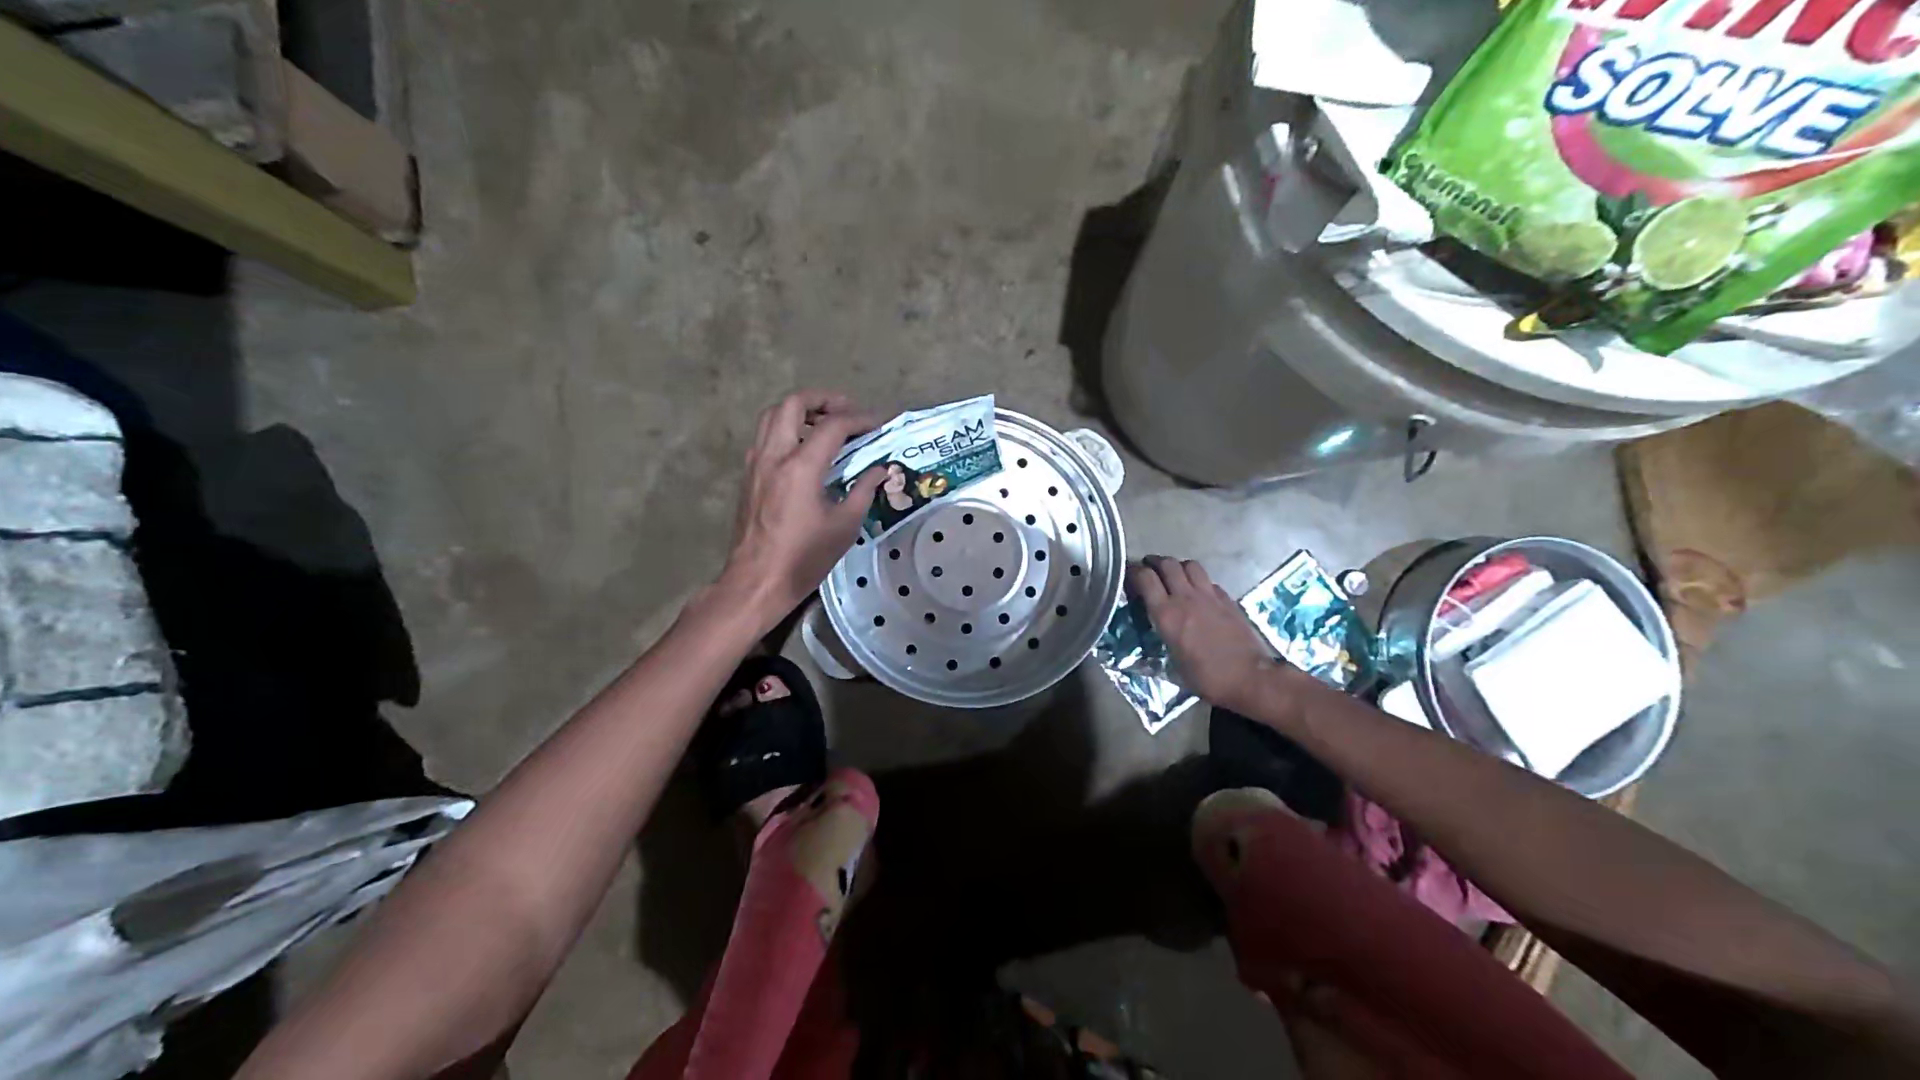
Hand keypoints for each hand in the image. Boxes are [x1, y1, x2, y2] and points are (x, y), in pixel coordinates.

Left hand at [716, 391, 886, 630]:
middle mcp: (773, 456)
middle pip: (793, 404)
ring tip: (826, 425)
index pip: (833, 426)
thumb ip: (863, 490)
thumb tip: (879, 470)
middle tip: (847, 412)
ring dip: (801, 411)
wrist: (756, 582)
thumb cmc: (804, 558)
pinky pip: (766, 436)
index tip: (880, 423)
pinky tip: (806, 449)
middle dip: (823, 400)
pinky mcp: (748, 476)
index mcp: (800, 467)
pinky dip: (787, 429)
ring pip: (773, 416)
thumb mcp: (844, 526)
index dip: (860, 419)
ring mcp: (755, 464)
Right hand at [1132, 556, 1276, 713]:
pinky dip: (1199, 581)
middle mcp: (1186, 598)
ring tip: (1174, 576)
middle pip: (1167, 564)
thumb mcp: (1173, 667)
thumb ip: (1162, 644)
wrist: (1250, 677)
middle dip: (1155, 563)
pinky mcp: (1227, 600)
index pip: (1145, 578)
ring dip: (1178, 566)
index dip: (1133, 571)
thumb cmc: (1207, 678)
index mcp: (1166, 615)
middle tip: (1149, 569)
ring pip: (1190, 565)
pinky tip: (1199, 593)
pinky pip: (1208, 580)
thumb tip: (1153, 640)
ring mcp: (1209, 596)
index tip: (1128, 574)